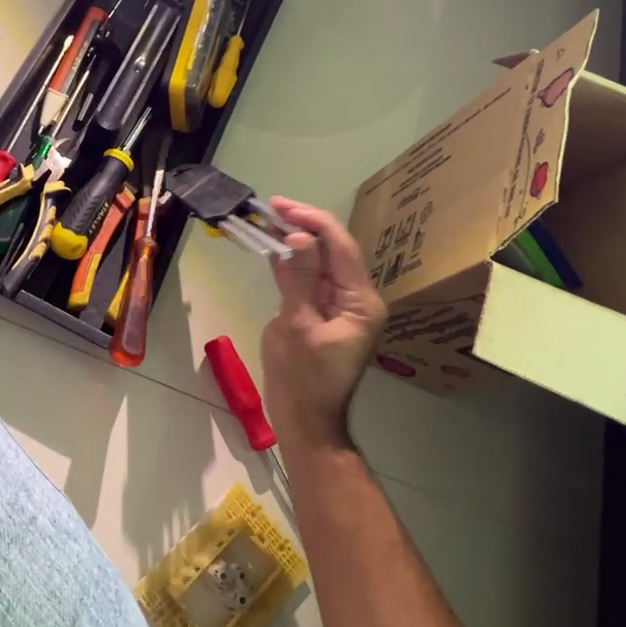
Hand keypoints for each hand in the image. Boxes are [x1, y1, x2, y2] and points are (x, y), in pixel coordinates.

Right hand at [261, 198, 386, 449]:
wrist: (304, 420)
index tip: (281, 206)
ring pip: (317, 262)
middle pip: (331, 250)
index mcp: (361, 302)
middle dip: (301, 226)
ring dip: (292, 240)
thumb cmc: (303, 378)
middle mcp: (355, 298)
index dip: (311, 221)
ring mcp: (338, 305)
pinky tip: (269, 245)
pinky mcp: (319, 313)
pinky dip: (288, 262)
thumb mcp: (298, 326)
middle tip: (269, 207)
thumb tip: (298, 237)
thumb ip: (299, 279)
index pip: (340, 247)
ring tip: (265, 219)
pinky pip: (306, 279)